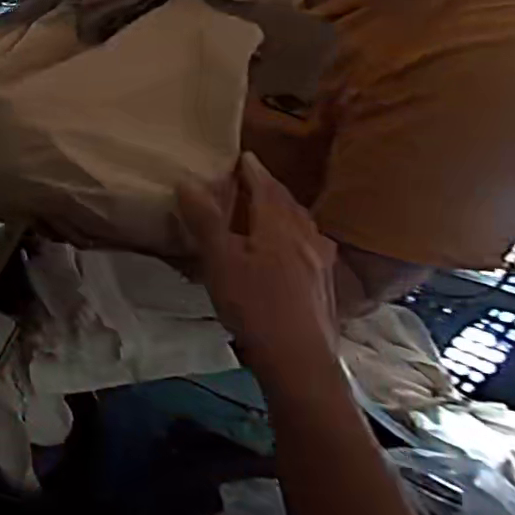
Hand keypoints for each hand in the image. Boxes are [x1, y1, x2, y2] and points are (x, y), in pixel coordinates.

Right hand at [177, 152, 339, 373]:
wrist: (299, 358)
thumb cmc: (253, 304)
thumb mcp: (219, 260)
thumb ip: (206, 220)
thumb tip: (189, 181)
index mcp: (278, 227)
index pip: (266, 188)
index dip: (252, 170)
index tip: (242, 156)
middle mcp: (306, 238)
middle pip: (288, 204)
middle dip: (270, 187)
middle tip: (253, 179)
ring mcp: (320, 262)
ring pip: (303, 225)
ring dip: (286, 210)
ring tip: (271, 209)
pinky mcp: (324, 285)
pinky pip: (312, 246)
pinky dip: (298, 236)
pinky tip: (295, 249)